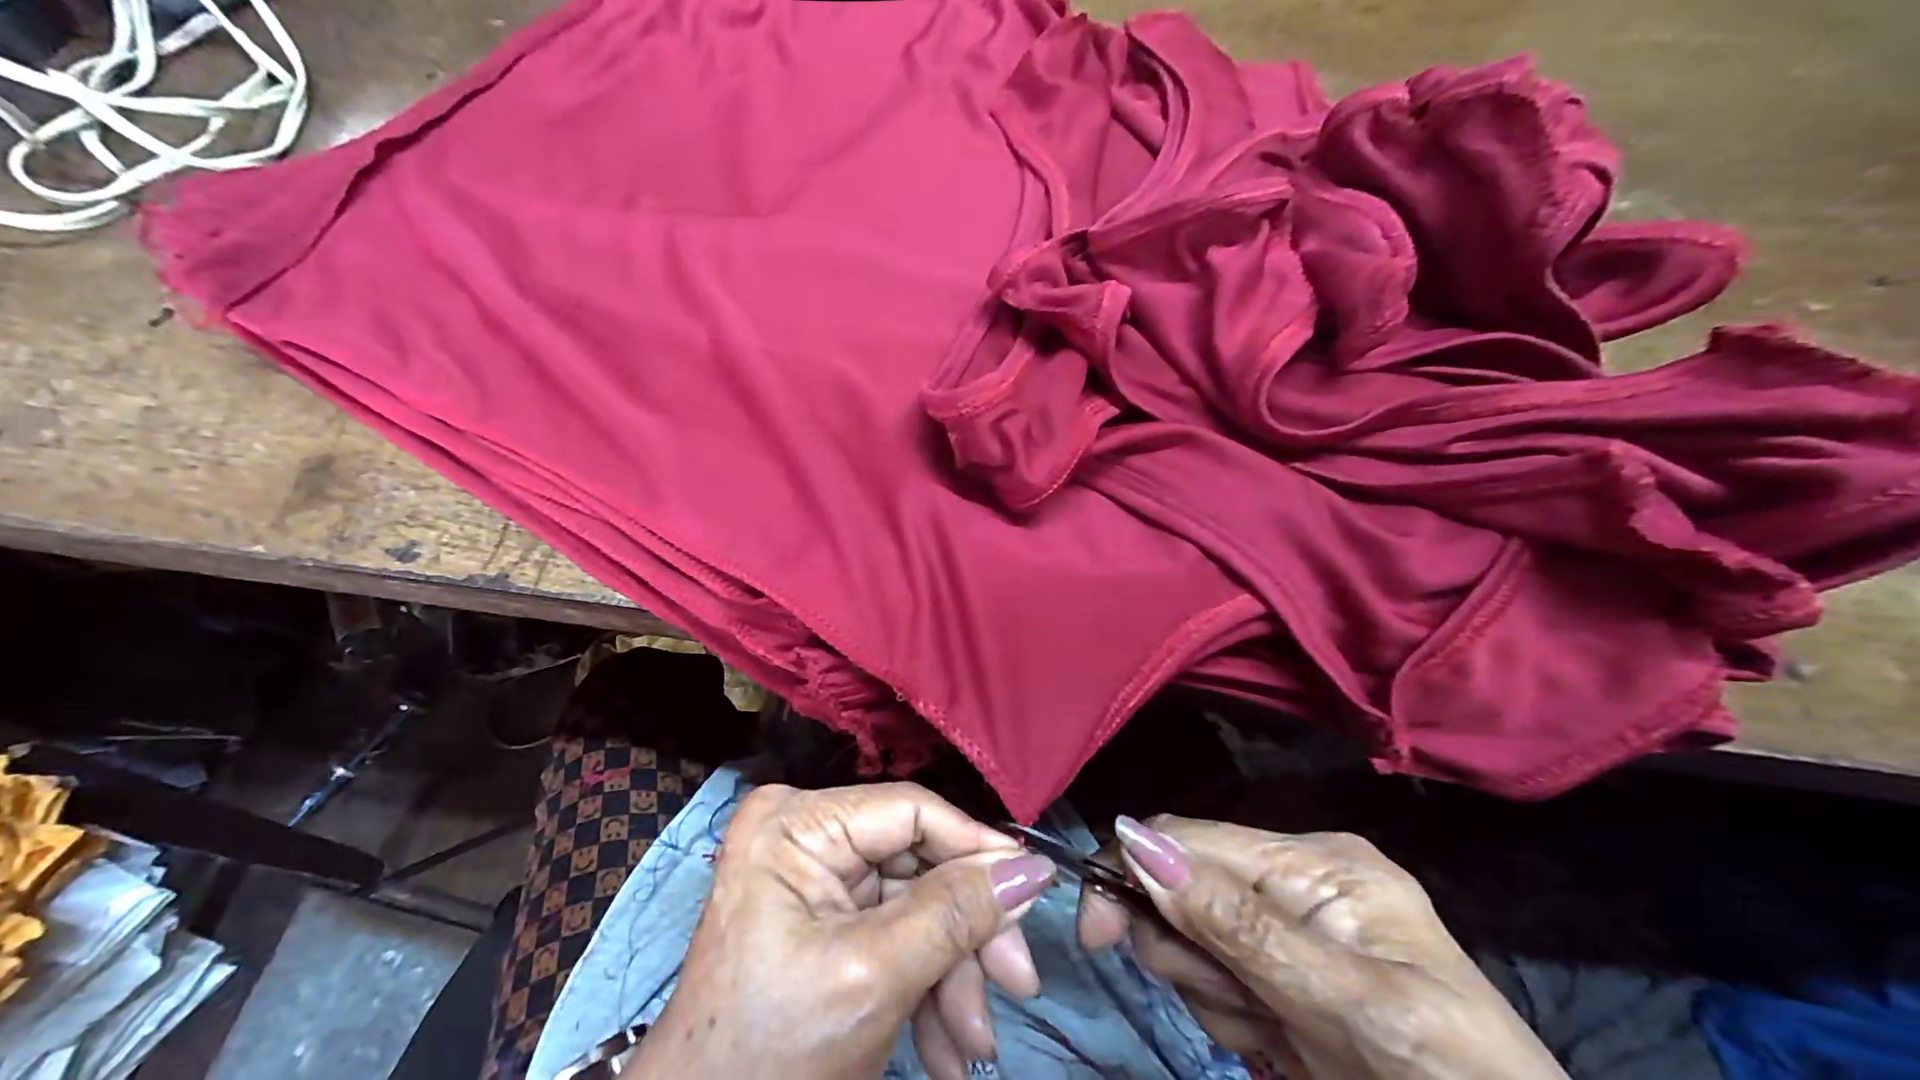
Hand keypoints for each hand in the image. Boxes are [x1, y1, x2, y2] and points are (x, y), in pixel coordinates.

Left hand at [622, 783, 1057, 1079]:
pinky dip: (927, 988)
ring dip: (953, 974)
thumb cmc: (772, 1050)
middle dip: (967, 933)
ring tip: (974, 1043)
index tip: (1035, 890)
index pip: (912, 811)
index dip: (977, 848)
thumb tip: (1034, 868)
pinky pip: (896, 936)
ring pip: (917, 906)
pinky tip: (946, 1048)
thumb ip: (956, 914)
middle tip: (1018, 983)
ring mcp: (817, 879)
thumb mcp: (874, 975)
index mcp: (798, 824)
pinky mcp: (827, 921)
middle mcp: (807, 835)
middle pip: (919, 864)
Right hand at [1077, 815, 1566, 1079]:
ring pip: (1188, 938)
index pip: (1191, 839)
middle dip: (1189, 952)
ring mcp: (1284, 930)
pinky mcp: (1276, 974)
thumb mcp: (1353, 1006)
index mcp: (1316, 862)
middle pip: (1181, 887)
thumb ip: (1240, 925)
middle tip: (1241, 1010)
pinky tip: (1280, 1046)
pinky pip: (1211, 978)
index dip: (1133, 872)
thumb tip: (1135, 842)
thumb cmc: (1452, 1075)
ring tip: (1277, 1039)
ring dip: (1212, 994)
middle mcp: (1293, 880)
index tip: (1098, 935)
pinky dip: (1229, 1016)